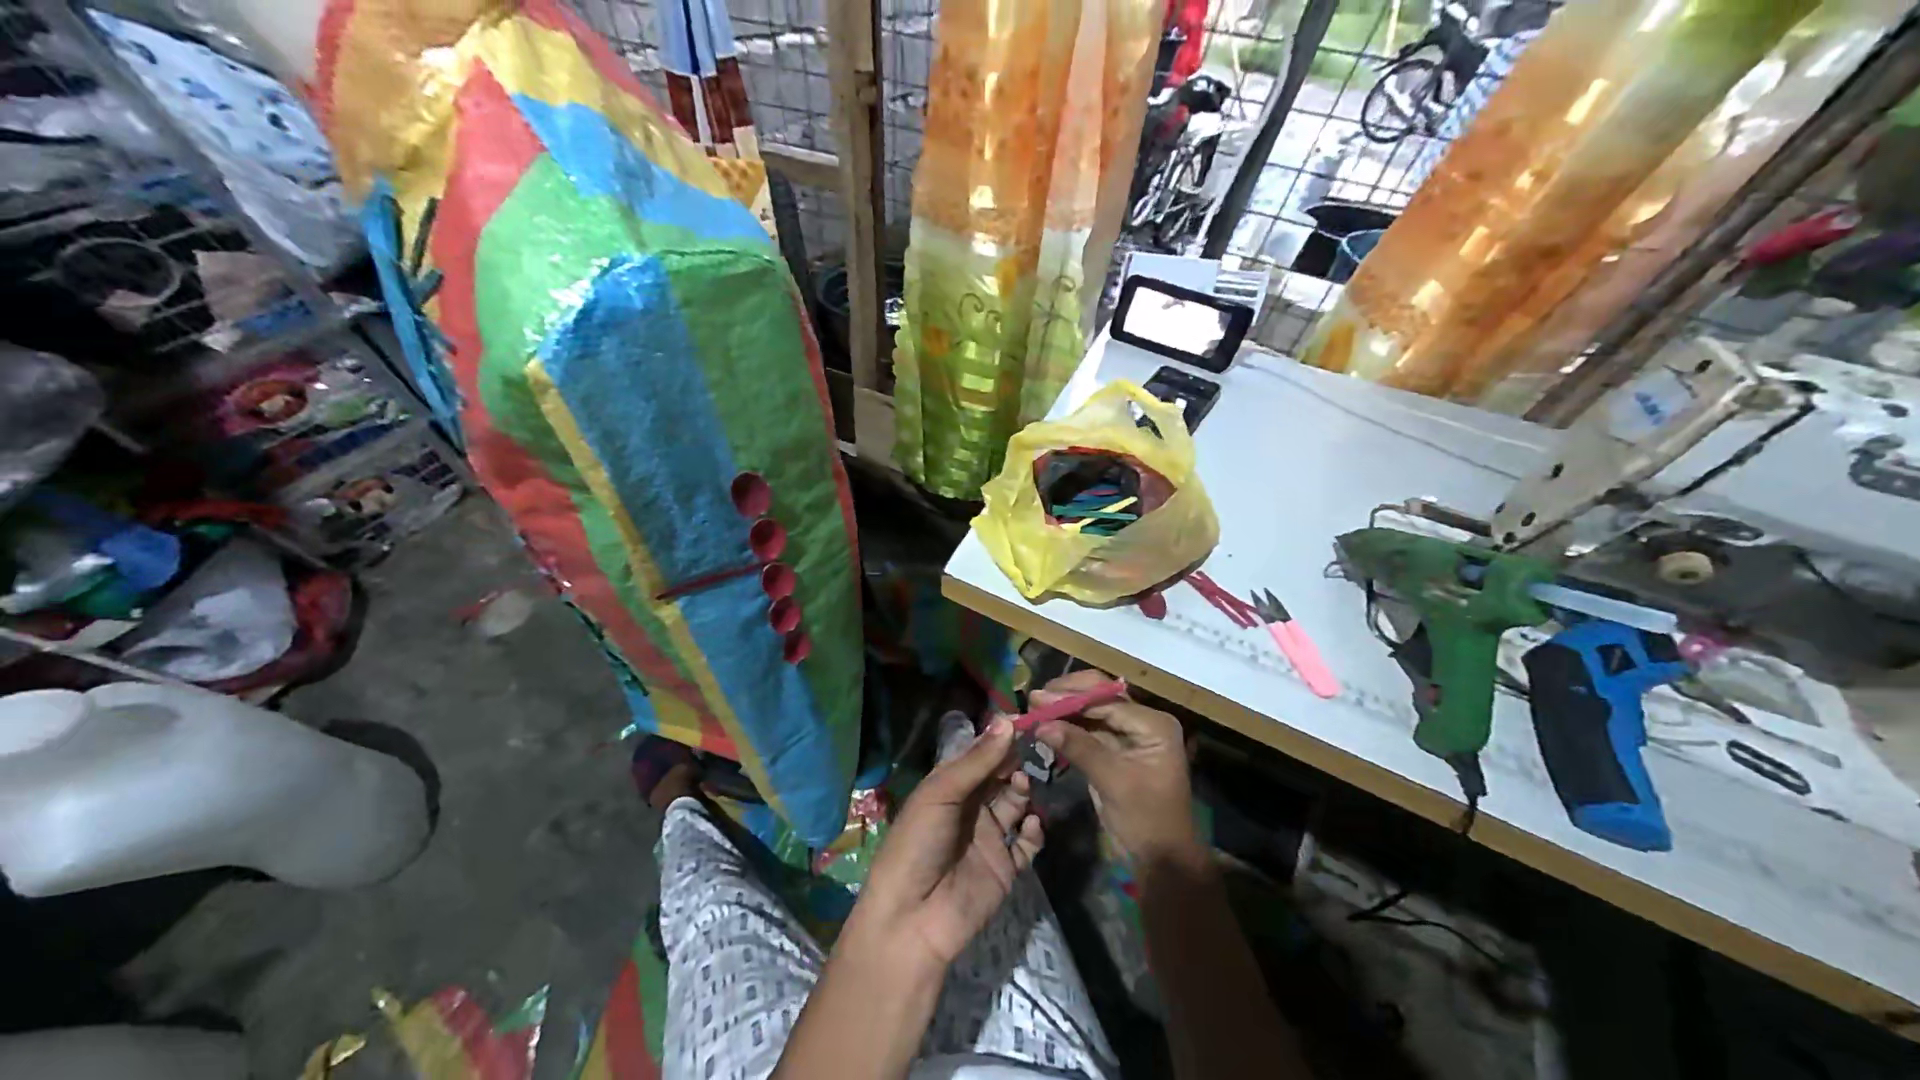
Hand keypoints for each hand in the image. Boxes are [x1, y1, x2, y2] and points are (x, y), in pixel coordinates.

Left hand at [848, 717, 1042, 973]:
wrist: (912, 917)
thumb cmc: (917, 843)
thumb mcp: (941, 793)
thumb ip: (977, 761)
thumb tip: (1008, 720)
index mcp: (948, 787)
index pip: (979, 756)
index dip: (999, 741)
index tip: (1024, 723)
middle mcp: (971, 808)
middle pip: (1001, 778)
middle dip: (1015, 764)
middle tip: (1031, 753)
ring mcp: (989, 838)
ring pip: (1017, 805)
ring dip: (1024, 791)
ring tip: (1022, 787)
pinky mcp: (1005, 867)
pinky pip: (1028, 844)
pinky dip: (1035, 831)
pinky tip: (1031, 824)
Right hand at [1032, 670, 1197, 861]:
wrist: (1160, 857)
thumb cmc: (1146, 818)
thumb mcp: (1113, 781)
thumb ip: (1079, 747)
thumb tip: (1041, 725)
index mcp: (1153, 724)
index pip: (1107, 700)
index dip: (1071, 697)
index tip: (1037, 698)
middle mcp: (1143, 722)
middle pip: (1100, 697)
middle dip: (1067, 696)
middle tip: (1034, 699)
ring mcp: (1129, 735)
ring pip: (1092, 711)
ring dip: (1064, 710)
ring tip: (1034, 709)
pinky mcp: (1115, 749)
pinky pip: (1089, 730)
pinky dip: (1068, 728)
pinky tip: (1046, 726)